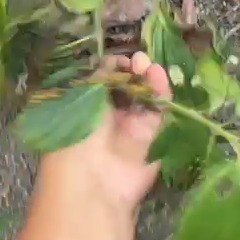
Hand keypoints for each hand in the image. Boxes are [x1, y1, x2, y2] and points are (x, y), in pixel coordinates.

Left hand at [37, 52, 170, 216]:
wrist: (94, 179)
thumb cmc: (79, 133)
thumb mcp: (85, 97)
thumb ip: (103, 76)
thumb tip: (114, 61)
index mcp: (86, 107)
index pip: (104, 81)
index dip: (113, 68)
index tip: (119, 61)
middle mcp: (109, 117)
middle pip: (127, 87)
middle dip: (132, 71)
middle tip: (137, 60)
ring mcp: (131, 126)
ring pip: (145, 96)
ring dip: (148, 77)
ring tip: (148, 64)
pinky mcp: (153, 136)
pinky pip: (159, 109)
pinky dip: (161, 90)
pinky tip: (158, 73)